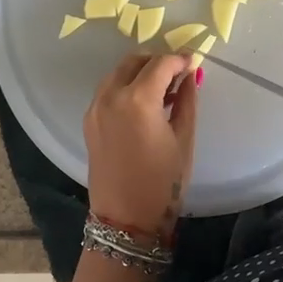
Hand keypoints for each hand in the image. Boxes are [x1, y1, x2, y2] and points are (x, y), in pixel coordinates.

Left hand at [84, 53, 199, 238]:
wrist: (125, 222)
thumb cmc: (162, 184)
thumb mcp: (184, 139)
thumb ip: (187, 100)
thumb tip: (191, 75)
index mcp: (138, 100)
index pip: (161, 64)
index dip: (179, 59)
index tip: (193, 62)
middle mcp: (112, 96)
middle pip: (135, 61)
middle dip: (157, 60)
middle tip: (178, 73)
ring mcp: (96, 107)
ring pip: (118, 72)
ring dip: (140, 71)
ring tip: (162, 88)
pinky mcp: (89, 120)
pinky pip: (108, 89)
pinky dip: (125, 85)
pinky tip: (142, 102)